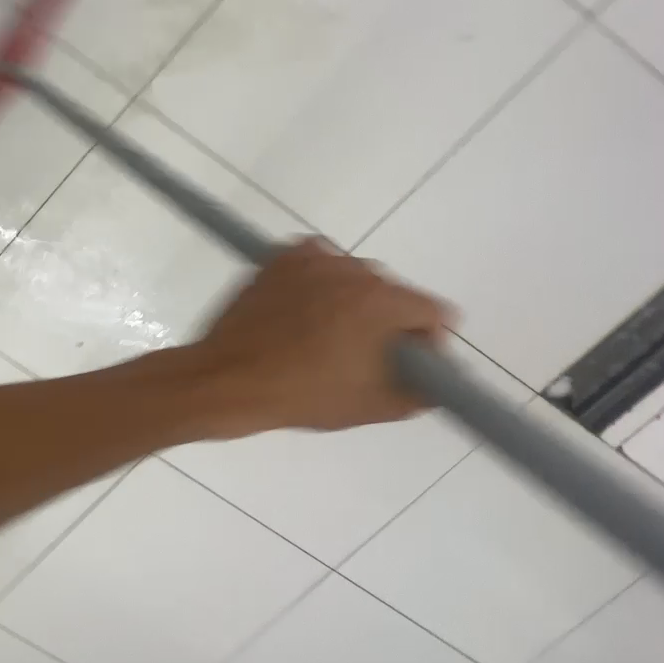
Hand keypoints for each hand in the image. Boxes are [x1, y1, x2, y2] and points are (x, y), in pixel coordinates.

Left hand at [186, 238, 452, 436]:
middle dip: (388, 318)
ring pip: (350, 273)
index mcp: (381, 301)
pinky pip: (311, 257)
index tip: (408, 363)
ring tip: (332, 330)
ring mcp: (304, 262)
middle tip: (366, 351)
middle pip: (390, 291)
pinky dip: (316, 274)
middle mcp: (346, 271)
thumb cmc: (304, 394)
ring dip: (351, 296)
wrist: (228, 378)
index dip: (427, 341)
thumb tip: (435, 380)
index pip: (432, 312)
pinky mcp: (271, 262)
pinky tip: (309, 300)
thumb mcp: (380, 405)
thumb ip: (424, 390)